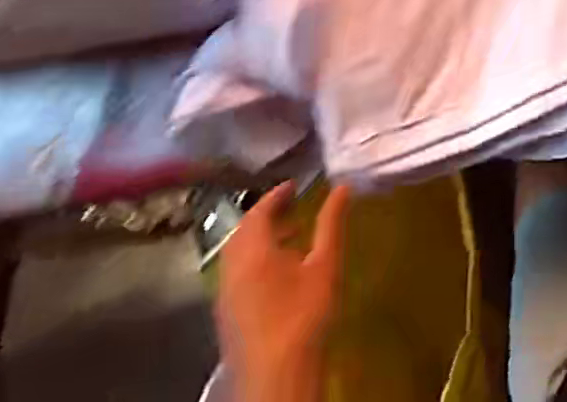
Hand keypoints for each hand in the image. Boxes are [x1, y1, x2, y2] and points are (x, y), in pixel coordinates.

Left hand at [216, 182, 352, 401]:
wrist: (276, 381)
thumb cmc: (304, 317)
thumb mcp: (325, 266)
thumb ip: (331, 224)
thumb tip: (342, 188)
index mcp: (253, 249)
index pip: (260, 210)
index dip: (276, 195)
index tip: (294, 186)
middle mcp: (232, 266)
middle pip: (244, 229)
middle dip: (267, 214)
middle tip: (292, 207)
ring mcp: (225, 293)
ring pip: (237, 252)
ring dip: (260, 238)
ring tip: (291, 237)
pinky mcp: (226, 315)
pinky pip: (236, 273)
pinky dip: (254, 260)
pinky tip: (279, 274)